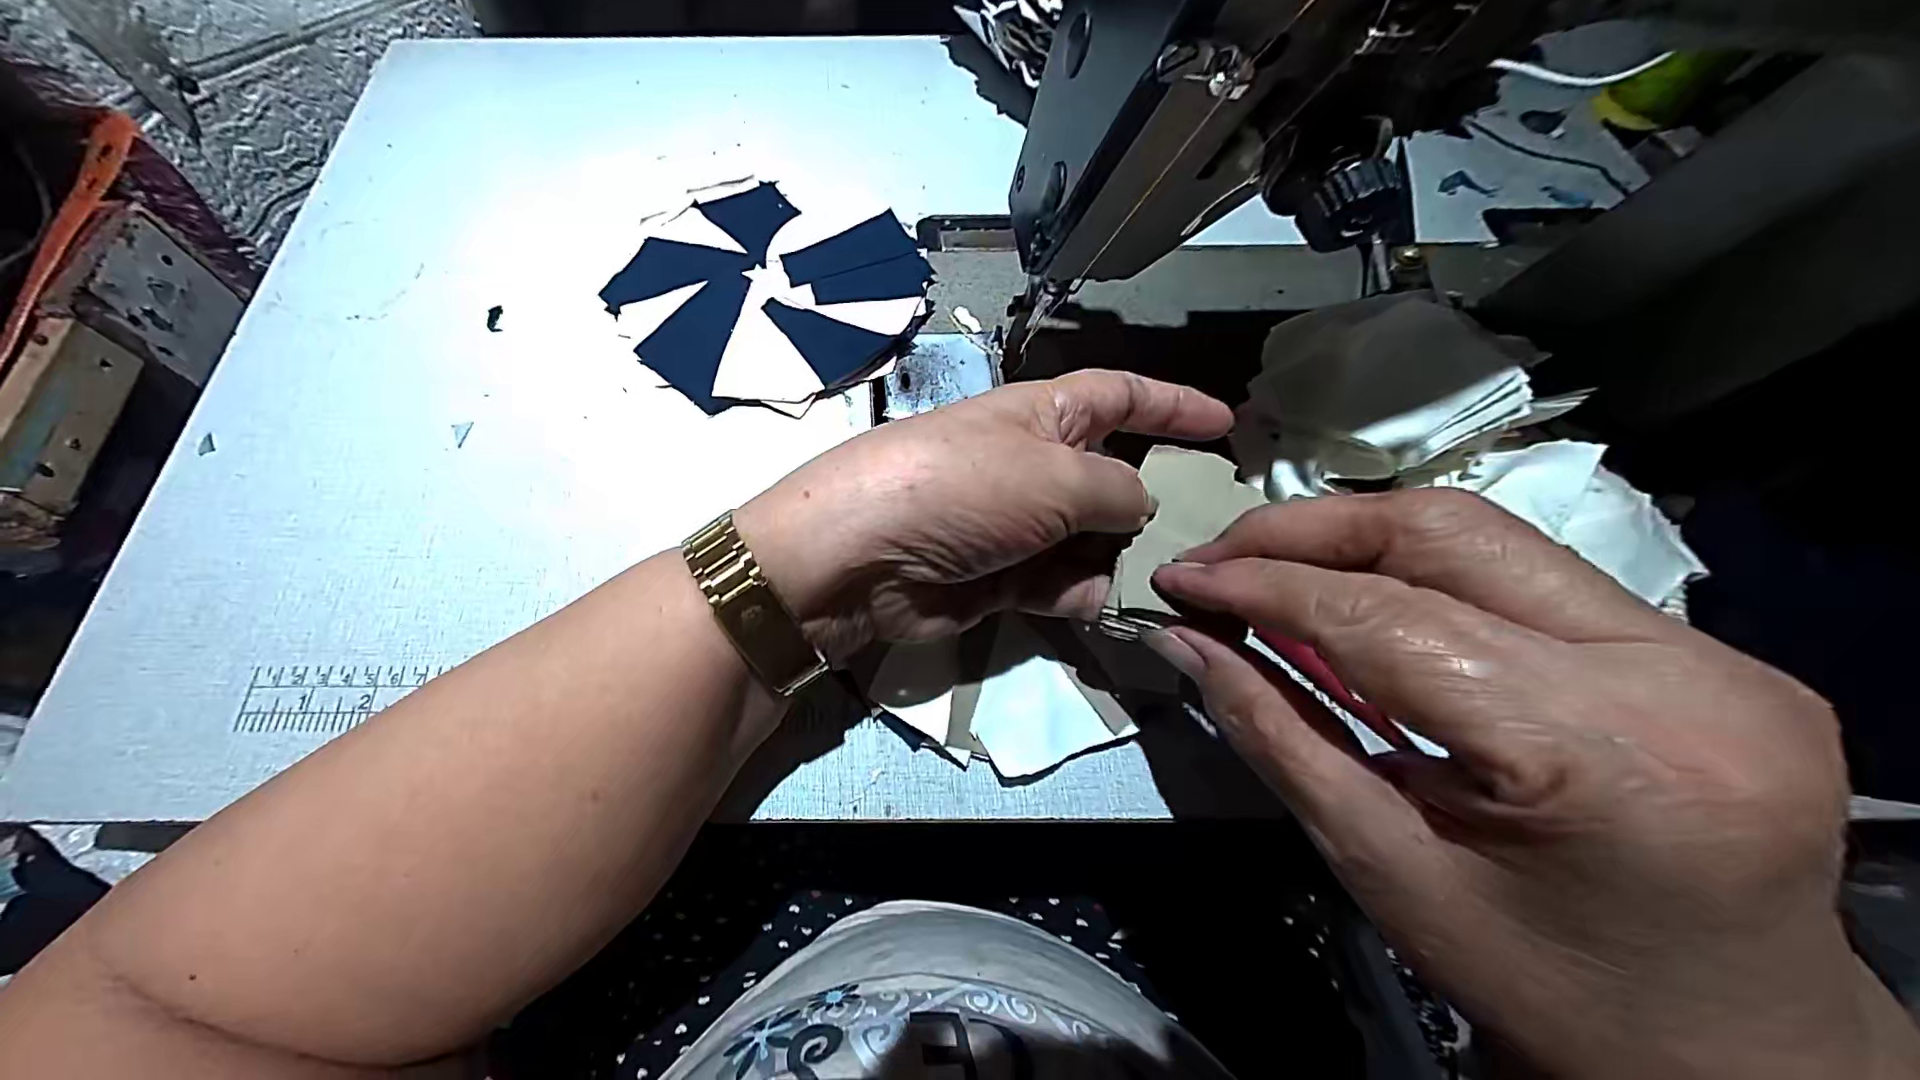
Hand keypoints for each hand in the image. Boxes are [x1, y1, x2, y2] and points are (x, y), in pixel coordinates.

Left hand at [734, 370, 1232, 660]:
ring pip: (1093, 540)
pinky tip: (1121, 610)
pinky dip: (1090, 596)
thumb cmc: (965, 488)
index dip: (1175, 405)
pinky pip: (1062, 584)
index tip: (1226, 424)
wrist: (865, 557)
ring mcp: (1018, 525)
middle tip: (1214, 532)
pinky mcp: (1001, 578)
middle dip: (1161, 501)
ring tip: (1180, 584)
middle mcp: (1034, 465)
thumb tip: (1147, 505)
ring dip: (1130, 561)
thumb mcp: (1055, 473)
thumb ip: (1117, 488)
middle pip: (1114, 477)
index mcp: (1046, 415)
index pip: (1122, 396)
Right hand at [1148, 489, 1919, 1078]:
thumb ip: (1270, 729)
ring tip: (1261, 566)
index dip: (1263, 586)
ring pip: (1474, 532)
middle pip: (1442, 533)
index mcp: (1601, 754)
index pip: (1386, 618)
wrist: (1723, 1049)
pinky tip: (1339, 591)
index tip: (1181, 580)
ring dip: (1345, 538)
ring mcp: (1698, 647)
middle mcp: (1678, 672)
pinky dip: (1400, 566)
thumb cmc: (1540, 985)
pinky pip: (1507, 568)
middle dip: (1301, 532)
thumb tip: (1183, 640)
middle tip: (1215, 560)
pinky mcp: (1686, 644)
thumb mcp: (1376, 861)